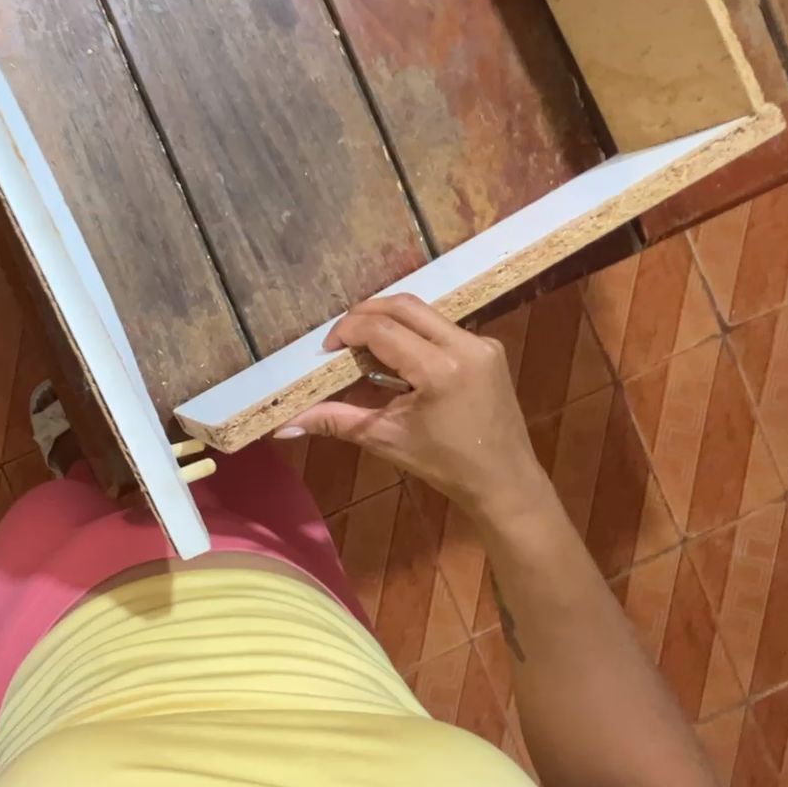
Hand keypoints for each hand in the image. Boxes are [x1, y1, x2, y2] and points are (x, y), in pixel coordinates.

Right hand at [277, 295, 550, 519]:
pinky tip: (395, 357)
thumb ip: (334, 420)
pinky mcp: (487, 348)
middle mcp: (465, 346)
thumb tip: (283, 425)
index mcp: (440, 370)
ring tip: (363, 346)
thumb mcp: (384, 439)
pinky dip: (410, 332)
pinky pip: (440, 326)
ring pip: (423, 311)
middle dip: (364, 314)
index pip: (382, 329)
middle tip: (340, 338)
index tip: (327, 349)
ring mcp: (481, 344)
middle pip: (404, 306)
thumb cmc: (443, 464)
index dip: (347, 330)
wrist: (503, 480)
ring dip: (388, 321)